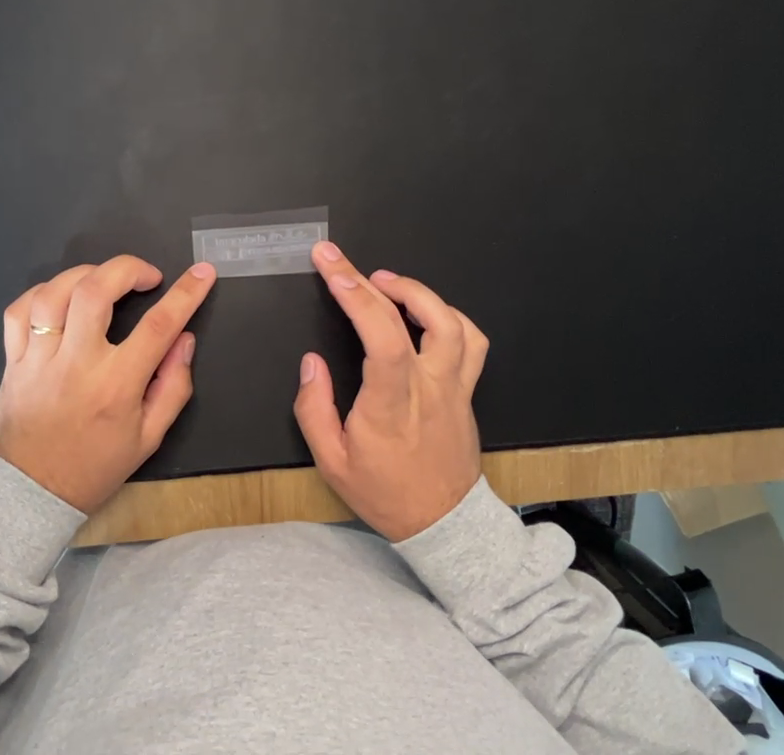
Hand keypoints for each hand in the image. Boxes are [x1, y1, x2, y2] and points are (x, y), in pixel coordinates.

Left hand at [0, 256, 217, 512]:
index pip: (158, 325)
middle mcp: (76, 363)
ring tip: (103, 281)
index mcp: (116, 385)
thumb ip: (173, 386)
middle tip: (146, 276)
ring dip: (84, 274)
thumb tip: (185, 339)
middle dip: (127, 268)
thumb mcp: (149, 438)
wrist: (33, 493)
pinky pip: (18, 312)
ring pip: (54, 293)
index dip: (186, 293)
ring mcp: (38, 359)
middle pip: (96, 290)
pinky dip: (40, 293)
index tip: (202, 273)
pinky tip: (60, 297)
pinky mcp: (12, 361)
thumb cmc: (96, 467)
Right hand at [293, 241, 489, 540]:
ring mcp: (454, 386)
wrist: (443, 524)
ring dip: (416, 291)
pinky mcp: (466, 390)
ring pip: (451, 323)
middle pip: (410, 318)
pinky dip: (450, 315)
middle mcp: (428, 387)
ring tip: (383, 280)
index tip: (330, 267)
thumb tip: (311, 364)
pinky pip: (472, 341)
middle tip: (337, 259)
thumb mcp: (331, 462)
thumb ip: (314, 409)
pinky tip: (426, 310)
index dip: (356, 294)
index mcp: (391, 405)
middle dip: (366, 280)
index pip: (381, 336)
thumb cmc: (384, 493)